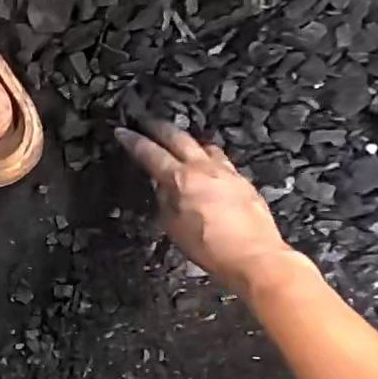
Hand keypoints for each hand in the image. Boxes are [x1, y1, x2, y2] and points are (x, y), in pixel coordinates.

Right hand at [115, 124, 304, 293]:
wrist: (254, 256)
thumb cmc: (208, 247)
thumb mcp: (172, 225)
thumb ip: (165, 199)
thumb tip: (162, 185)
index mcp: (180, 179)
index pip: (150, 153)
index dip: (133, 141)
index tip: (123, 132)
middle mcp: (204, 169)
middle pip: (178, 138)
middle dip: (159, 127)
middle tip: (147, 122)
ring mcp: (227, 173)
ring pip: (204, 146)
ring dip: (188, 141)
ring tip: (180, 142)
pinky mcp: (243, 182)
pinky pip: (222, 161)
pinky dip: (209, 158)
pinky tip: (207, 166)